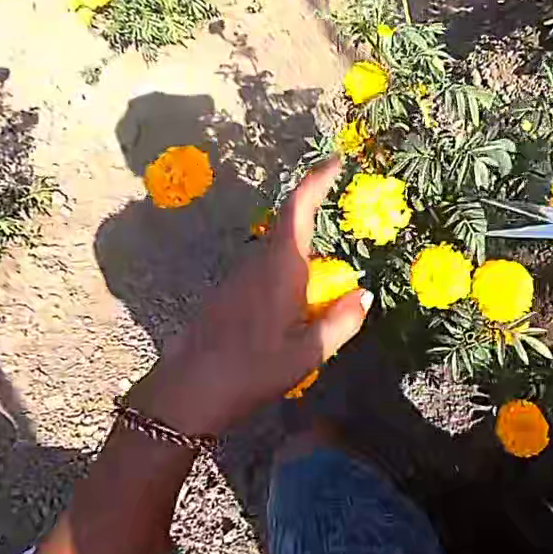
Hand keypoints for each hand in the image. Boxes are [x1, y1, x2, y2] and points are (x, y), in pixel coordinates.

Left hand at [124, 156, 368, 437]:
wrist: (188, 392)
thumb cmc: (251, 371)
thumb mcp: (307, 353)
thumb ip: (341, 322)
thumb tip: (365, 295)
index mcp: (280, 269)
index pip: (298, 209)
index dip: (316, 180)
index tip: (335, 161)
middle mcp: (258, 264)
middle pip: (291, 231)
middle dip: (318, 232)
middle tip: (339, 267)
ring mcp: (239, 277)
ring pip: (280, 256)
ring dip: (304, 266)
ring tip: (314, 308)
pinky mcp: (229, 294)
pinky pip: (267, 274)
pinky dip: (288, 283)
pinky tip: (289, 321)